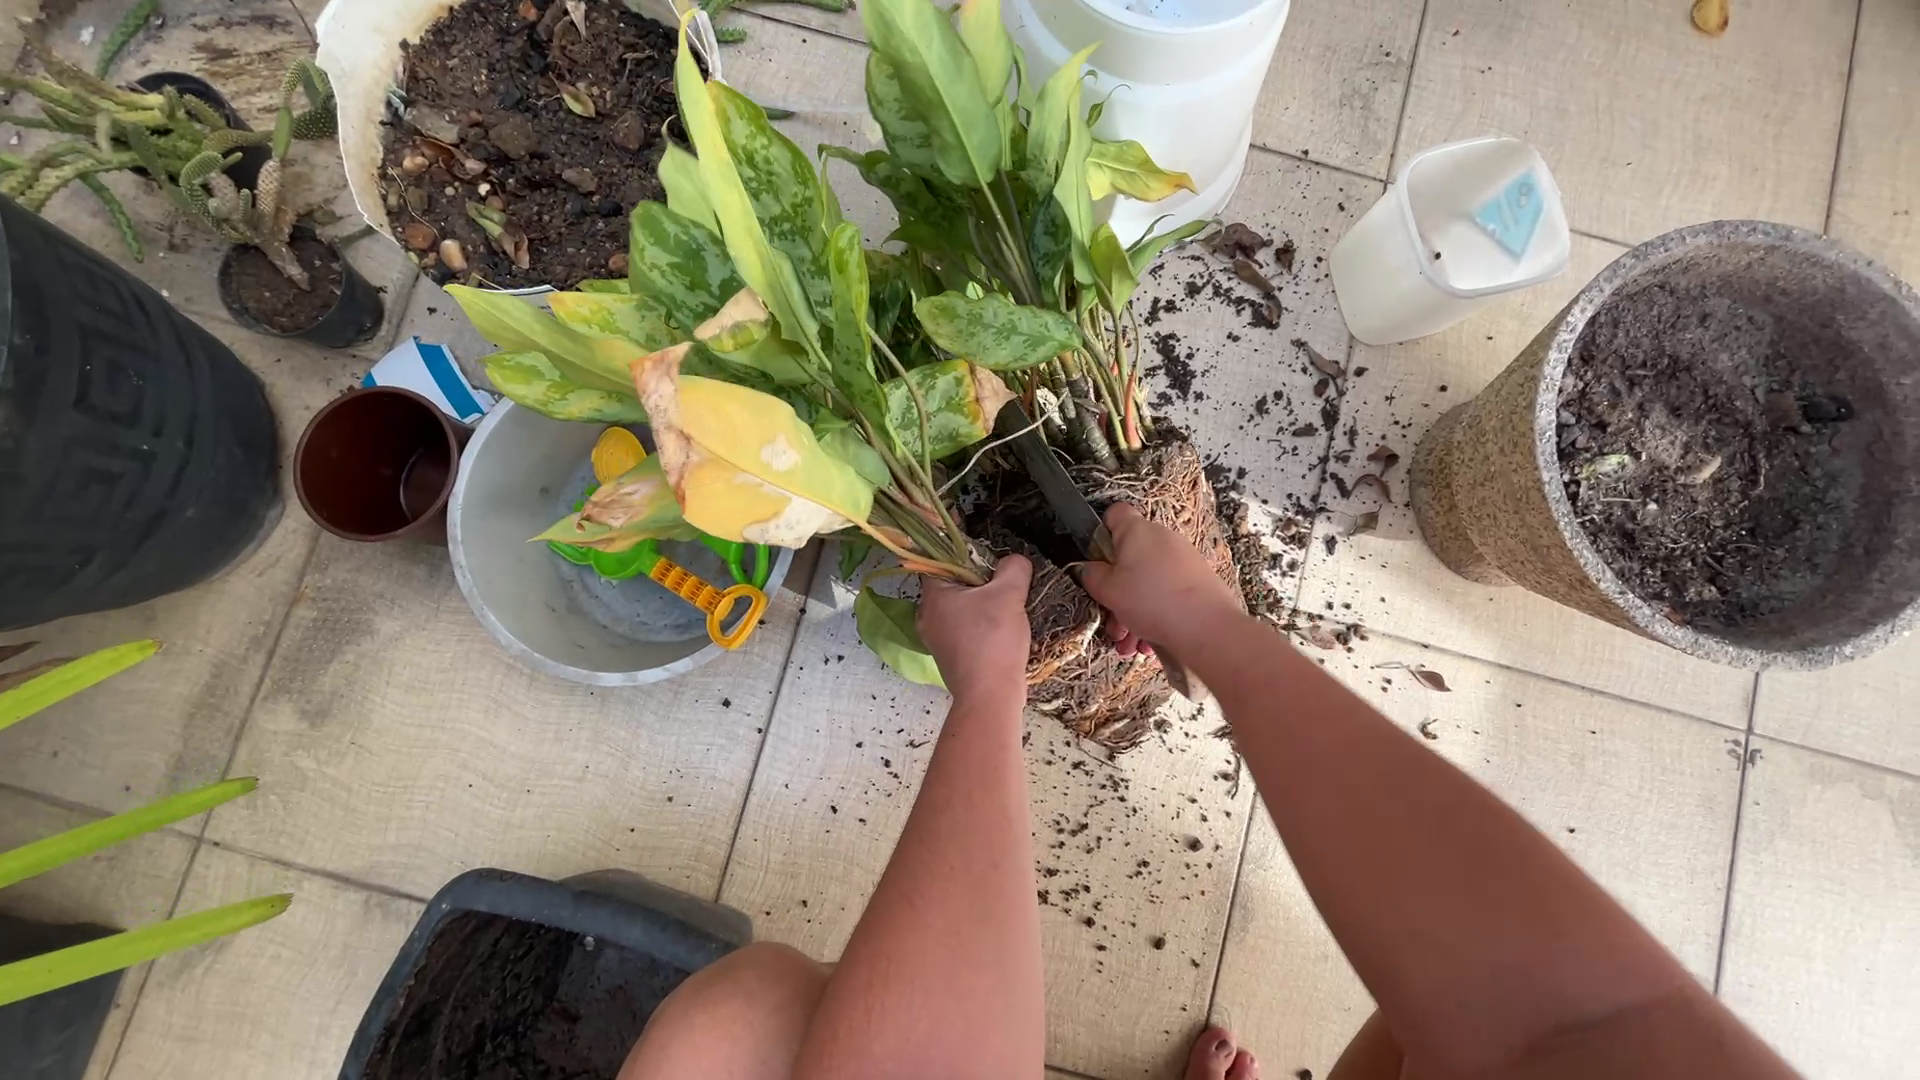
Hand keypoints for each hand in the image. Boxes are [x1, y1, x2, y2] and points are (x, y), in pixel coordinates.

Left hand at [918, 555, 1032, 708]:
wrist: (990, 696)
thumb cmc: (993, 640)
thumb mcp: (1009, 594)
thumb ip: (1014, 568)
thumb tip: (1015, 561)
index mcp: (932, 597)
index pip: (939, 561)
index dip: (963, 554)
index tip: (987, 559)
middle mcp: (927, 617)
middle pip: (952, 585)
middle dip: (978, 581)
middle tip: (1002, 583)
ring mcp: (936, 640)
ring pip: (960, 609)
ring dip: (982, 605)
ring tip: (1006, 608)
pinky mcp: (950, 658)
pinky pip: (965, 630)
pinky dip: (981, 626)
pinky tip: (1001, 631)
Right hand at [1079, 504, 1241, 656]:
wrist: (1208, 628)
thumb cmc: (1153, 602)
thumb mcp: (1107, 591)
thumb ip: (1091, 576)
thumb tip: (1088, 568)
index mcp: (1137, 531)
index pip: (1115, 513)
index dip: (1100, 531)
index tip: (1095, 558)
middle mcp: (1163, 538)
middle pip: (1129, 557)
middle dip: (1116, 590)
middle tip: (1110, 617)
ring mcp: (1184, 559)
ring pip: (1147, 581)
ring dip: (1133, 610)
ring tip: (1128, 642)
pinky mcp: (1198, 580)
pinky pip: (1167, 594)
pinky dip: (1155, 614)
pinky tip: (1148, 642)